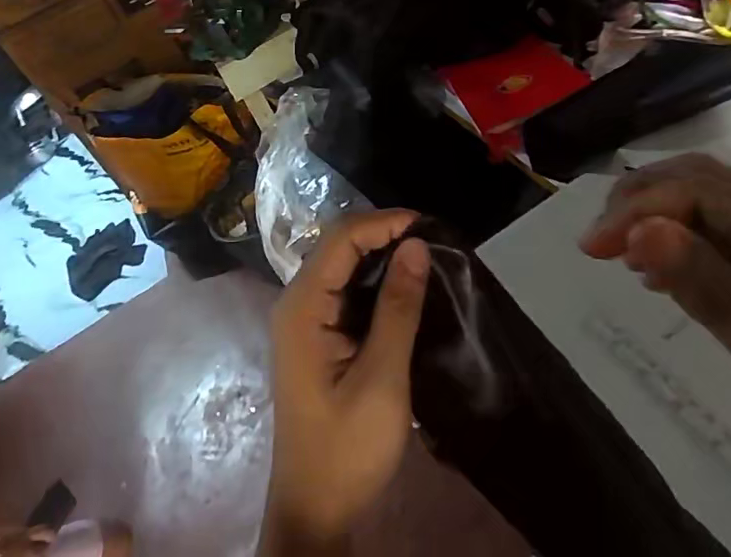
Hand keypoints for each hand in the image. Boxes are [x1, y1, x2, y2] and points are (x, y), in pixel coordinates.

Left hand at [261, 211, 429, 556]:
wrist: (316, 509)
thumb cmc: (347, 447)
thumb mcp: (382, 378)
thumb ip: (398, 308)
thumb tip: (416, 244)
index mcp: (302, 308)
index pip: (341, 239)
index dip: (384, 222)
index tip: (429, 225)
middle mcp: (297, 303)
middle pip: (339, 245)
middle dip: (384, 232)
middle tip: (433, 238)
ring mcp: (305, 319)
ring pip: (343, 263)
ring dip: (382, 253)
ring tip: (427, 254)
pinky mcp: (318, 334)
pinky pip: (346, 288)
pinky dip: (377, 277)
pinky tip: (406, 283)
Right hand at [581, 154, 730, 556]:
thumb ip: (716, 291)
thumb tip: (644, 227)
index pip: (709, 194)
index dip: (643, 208)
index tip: (591, 248)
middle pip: (719, 188)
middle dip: (650, 200)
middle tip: (599, 241)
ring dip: (673, 221)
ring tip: (625, 253)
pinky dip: (703, 253)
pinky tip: (677, 277)